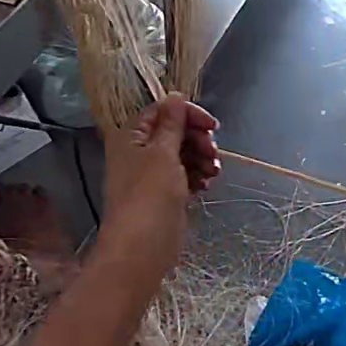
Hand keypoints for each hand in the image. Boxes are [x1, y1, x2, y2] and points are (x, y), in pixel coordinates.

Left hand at [97, 94, 219, 278]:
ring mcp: (150, 175)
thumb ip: (171, 123)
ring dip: (201, 158)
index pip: (161, 111)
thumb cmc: (150, 196)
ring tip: (213, 173)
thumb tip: (174, 95)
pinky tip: (206, 185)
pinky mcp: (162, 196)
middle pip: (174, 132)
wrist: (140, 250)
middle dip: (197, 139)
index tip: (212, 126)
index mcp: (131, 136)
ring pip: (181, 155)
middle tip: (213, 154)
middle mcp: (138, 152)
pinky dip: (196, 176)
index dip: (187, 114)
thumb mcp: (163, 153)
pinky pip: (182, 176)